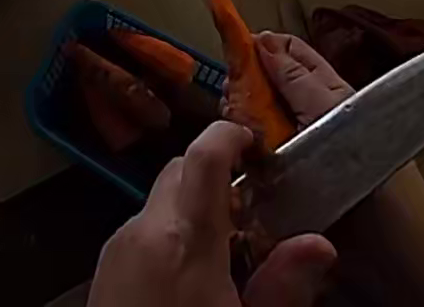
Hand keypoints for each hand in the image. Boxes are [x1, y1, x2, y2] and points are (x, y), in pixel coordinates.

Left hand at [88, 120, 336, 306]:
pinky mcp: (103, 268)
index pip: (204, 155)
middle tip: (248, 208)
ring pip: (160, 198)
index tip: (254, 141)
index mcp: (184, 241)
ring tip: (222, 252)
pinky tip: (186, 279)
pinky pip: (142, 228)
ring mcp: (117, 247)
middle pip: (181, 169)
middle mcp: (144, 229)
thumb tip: (320, 244)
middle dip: (214, 174)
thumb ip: (283, 288)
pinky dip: (168, 232)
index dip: (229, 134)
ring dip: (191, 205)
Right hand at [255, 31, 423, 306]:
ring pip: (256, 123)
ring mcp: (299, 153)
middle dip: (243, 85)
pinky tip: (236, 161)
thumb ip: (298, 80)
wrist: (404, 268)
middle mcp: (312, 117)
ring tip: (233, 129)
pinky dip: (243, 159)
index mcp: (329, 93)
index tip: (232, 49)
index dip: (260, 44)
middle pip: (266, 86)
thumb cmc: (386, 189)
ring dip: (240, 122)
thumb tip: (261, 41)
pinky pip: (256, 164)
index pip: (288, 52)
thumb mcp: (336, 118)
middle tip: (230, 96)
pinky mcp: (287, 188)